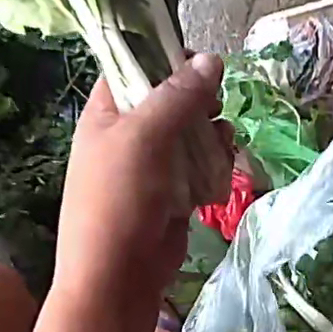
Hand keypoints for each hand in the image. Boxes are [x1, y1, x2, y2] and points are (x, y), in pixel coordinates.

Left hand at [54, 54, 234, 298]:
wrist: (120, 272)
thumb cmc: (120, 198)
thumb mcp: (145, 137)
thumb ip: (179, 97)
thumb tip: (212, 59)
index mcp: (108, 112)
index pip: (136, 67)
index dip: (168, 58)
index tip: (205, 62)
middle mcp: (131, 134)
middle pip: (174, 101)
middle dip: (200, 104)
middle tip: (215, 110)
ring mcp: (155, 165)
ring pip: (194, 135)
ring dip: (213, 138)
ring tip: (224, 146)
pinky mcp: (175, 193)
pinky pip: (201, 167)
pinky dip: (215, 167)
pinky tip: (222, 174)